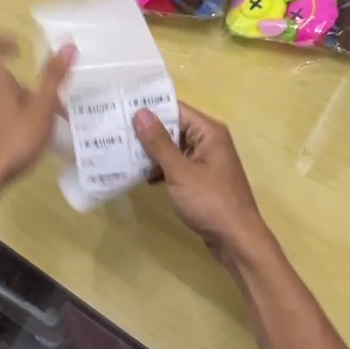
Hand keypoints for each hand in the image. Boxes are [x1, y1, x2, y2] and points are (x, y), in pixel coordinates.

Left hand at [0, 36, 74, 199]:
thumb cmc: (11, 143)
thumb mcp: (40, 110)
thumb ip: (53, 79)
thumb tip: (67, 44)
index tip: (18, 48)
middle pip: (3, 82)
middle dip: (29, 89)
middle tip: (54, 105)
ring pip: (4, 104)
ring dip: (26, 110)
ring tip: (48, 128)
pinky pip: (0, 122)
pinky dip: (17, 125)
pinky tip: (30, 145)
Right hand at [132, 103, 269, 259]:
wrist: (236, 239)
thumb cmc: (210, 202)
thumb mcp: (180, 171)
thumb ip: (159, 142)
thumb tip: (140, 112)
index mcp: (209, 132)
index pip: (176, 109)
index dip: (150, 109)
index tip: (120, 110)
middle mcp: (209, 142)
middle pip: (174, 128)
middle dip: (147, 132)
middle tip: (113, 132)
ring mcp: (206, 162)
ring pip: (174, 149)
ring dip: (152, 153)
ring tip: (121, 152)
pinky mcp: (202, 180)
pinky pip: (178, 166)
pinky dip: (162, 169)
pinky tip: (142, 177)